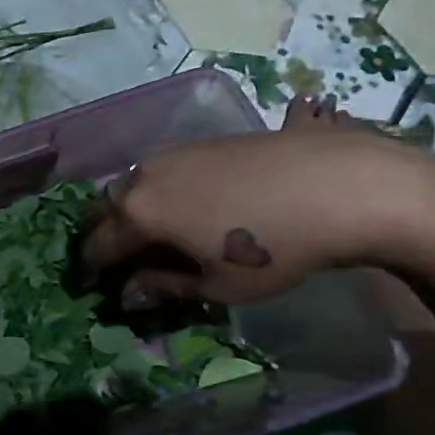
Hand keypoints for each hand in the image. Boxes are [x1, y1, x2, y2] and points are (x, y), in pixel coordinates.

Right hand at [81, 96, 434, 306]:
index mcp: (138, 212)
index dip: (92, 269)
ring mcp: (173, 152)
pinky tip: (190, 208)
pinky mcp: (202, 141)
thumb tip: (128, 292)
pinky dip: (160, 193)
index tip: (94, 286)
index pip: (98, 244)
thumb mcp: (217, 285)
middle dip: (106, 236)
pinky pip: (162, 171)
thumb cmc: (274, 248)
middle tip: (121, 262)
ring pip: (134, 185)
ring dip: (132, 212)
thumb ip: (163, 287)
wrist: (342, 184)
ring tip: (156, 236)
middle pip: (107, 208)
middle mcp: (144, 175)